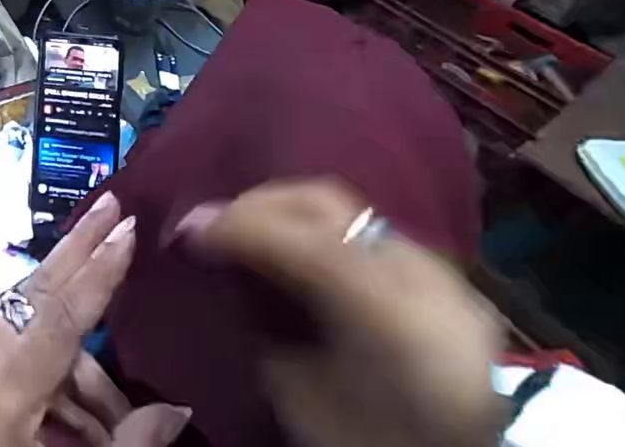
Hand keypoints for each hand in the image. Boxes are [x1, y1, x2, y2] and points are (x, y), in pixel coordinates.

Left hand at [0, 193, 192, 446]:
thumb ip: (128, 446)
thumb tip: (180, 413)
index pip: (62, 312)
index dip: (101, 268)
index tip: (128, 224)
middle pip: (43, 286)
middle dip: (83, 244)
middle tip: (115, 201)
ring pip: (43, 328)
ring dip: (88, 363)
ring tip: (122, 420)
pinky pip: (29, 354)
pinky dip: (65, 378)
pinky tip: (96, 424)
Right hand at [178, 181, 505, 446]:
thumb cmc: (388, 443)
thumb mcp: (319, 414)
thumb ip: (277, 341)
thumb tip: (240, 284)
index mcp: (392, 320)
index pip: (307, 245)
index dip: (243, 227)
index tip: (190, 230)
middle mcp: (417, 273)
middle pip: (325, 203)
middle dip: (258, 202)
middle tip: (212, 219)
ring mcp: (431, 262)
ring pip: (344, 204)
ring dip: (284, 205)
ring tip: (245, 221)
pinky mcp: (433, 265)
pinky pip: (358, 223)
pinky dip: (314, 221)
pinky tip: (290, 236)